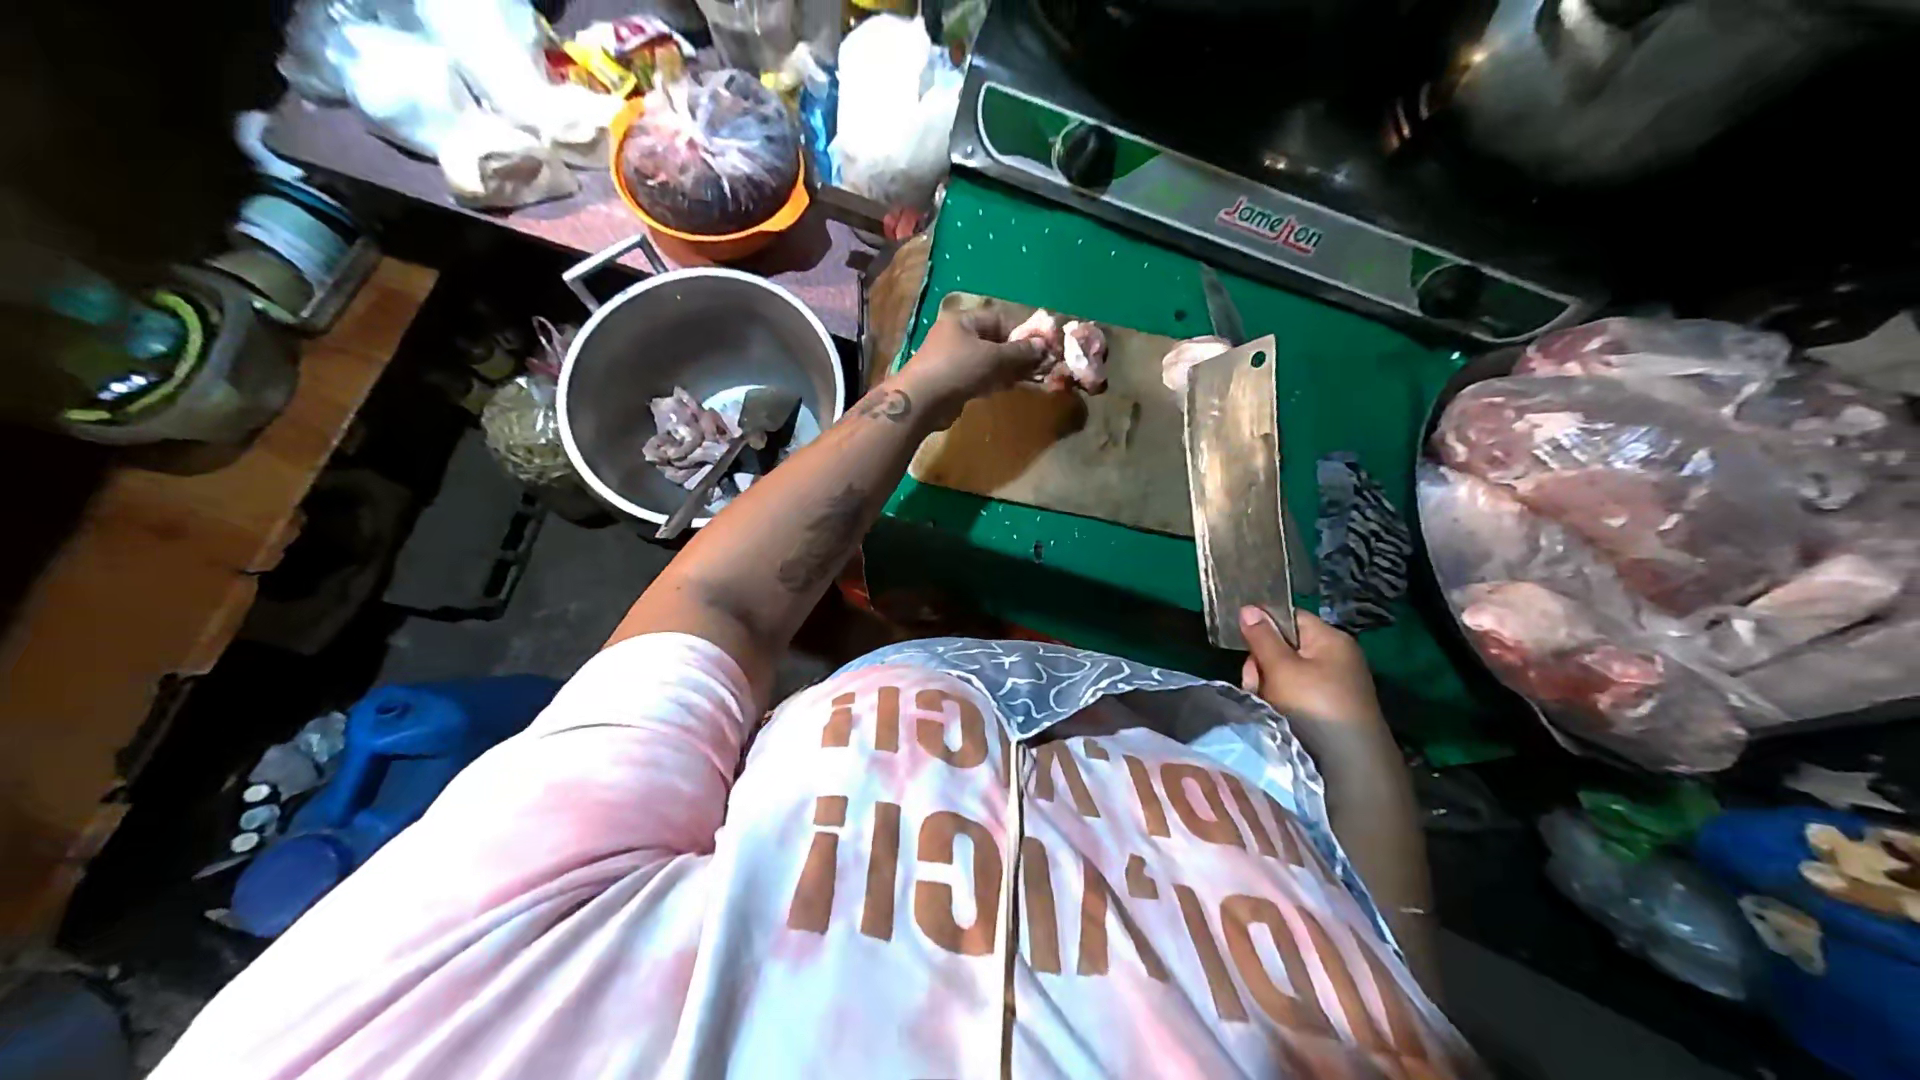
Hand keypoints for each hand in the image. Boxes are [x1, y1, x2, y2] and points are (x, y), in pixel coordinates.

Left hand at [897, 306, 1049, 409]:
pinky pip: (979, 377)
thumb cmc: (957, 368)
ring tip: (1029, 378)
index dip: (1020, 331)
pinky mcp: (952, 381)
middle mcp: (957, 336)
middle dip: (1016, 353)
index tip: (1039, 345)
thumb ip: (1019, 351)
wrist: (921, 401)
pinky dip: (994, 381)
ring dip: (1008, 369)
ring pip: (987, 361)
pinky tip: (1010, 387)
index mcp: (963, 321)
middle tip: (1037, 365)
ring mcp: (953, 360)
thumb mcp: (992, 357)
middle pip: (994, 341)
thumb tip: (1043, 344)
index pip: (998, 319)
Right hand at [1238, 606, 1398, 786]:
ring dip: (1268, 685)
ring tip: (1267, 704)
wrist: (1350, 764)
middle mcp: (1335, 657)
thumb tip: (1247, 607)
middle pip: (1283, 646)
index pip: (1290, 617)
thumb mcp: (1281, 668)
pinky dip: (1281, 701)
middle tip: (1256, 683)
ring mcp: (1333, 684)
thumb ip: (1262, 637)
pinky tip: (1276, 714)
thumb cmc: (1314, 705)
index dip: (1264, 626)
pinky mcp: (1328, 708)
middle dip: (1262, 663)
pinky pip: (1295, 693)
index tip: (1243, 642)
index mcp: (1330, 639)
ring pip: (1285, 673)